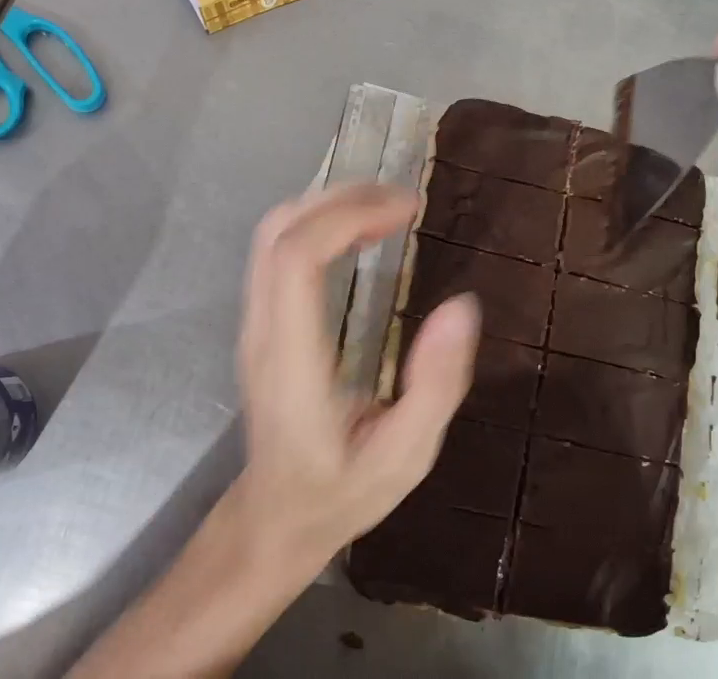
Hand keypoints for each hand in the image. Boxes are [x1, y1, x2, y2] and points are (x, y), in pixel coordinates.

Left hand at [231, 184, 480, 567]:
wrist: (276, 519)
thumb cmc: (341, 492)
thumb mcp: (405, 458)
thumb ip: (434, 386)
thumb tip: (463, 305)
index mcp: (292, 362)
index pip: (297, 259)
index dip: (348, 216)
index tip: (408, 211)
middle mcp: (262, 332)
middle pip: (279, 231)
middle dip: (342, 198)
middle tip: (405, 202)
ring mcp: (254, 325)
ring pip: (272, 235)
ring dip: (329, 205)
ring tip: (388, 209)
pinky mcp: (261, 323)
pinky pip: (277, 251)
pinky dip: (318, 224)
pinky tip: (361, 236)